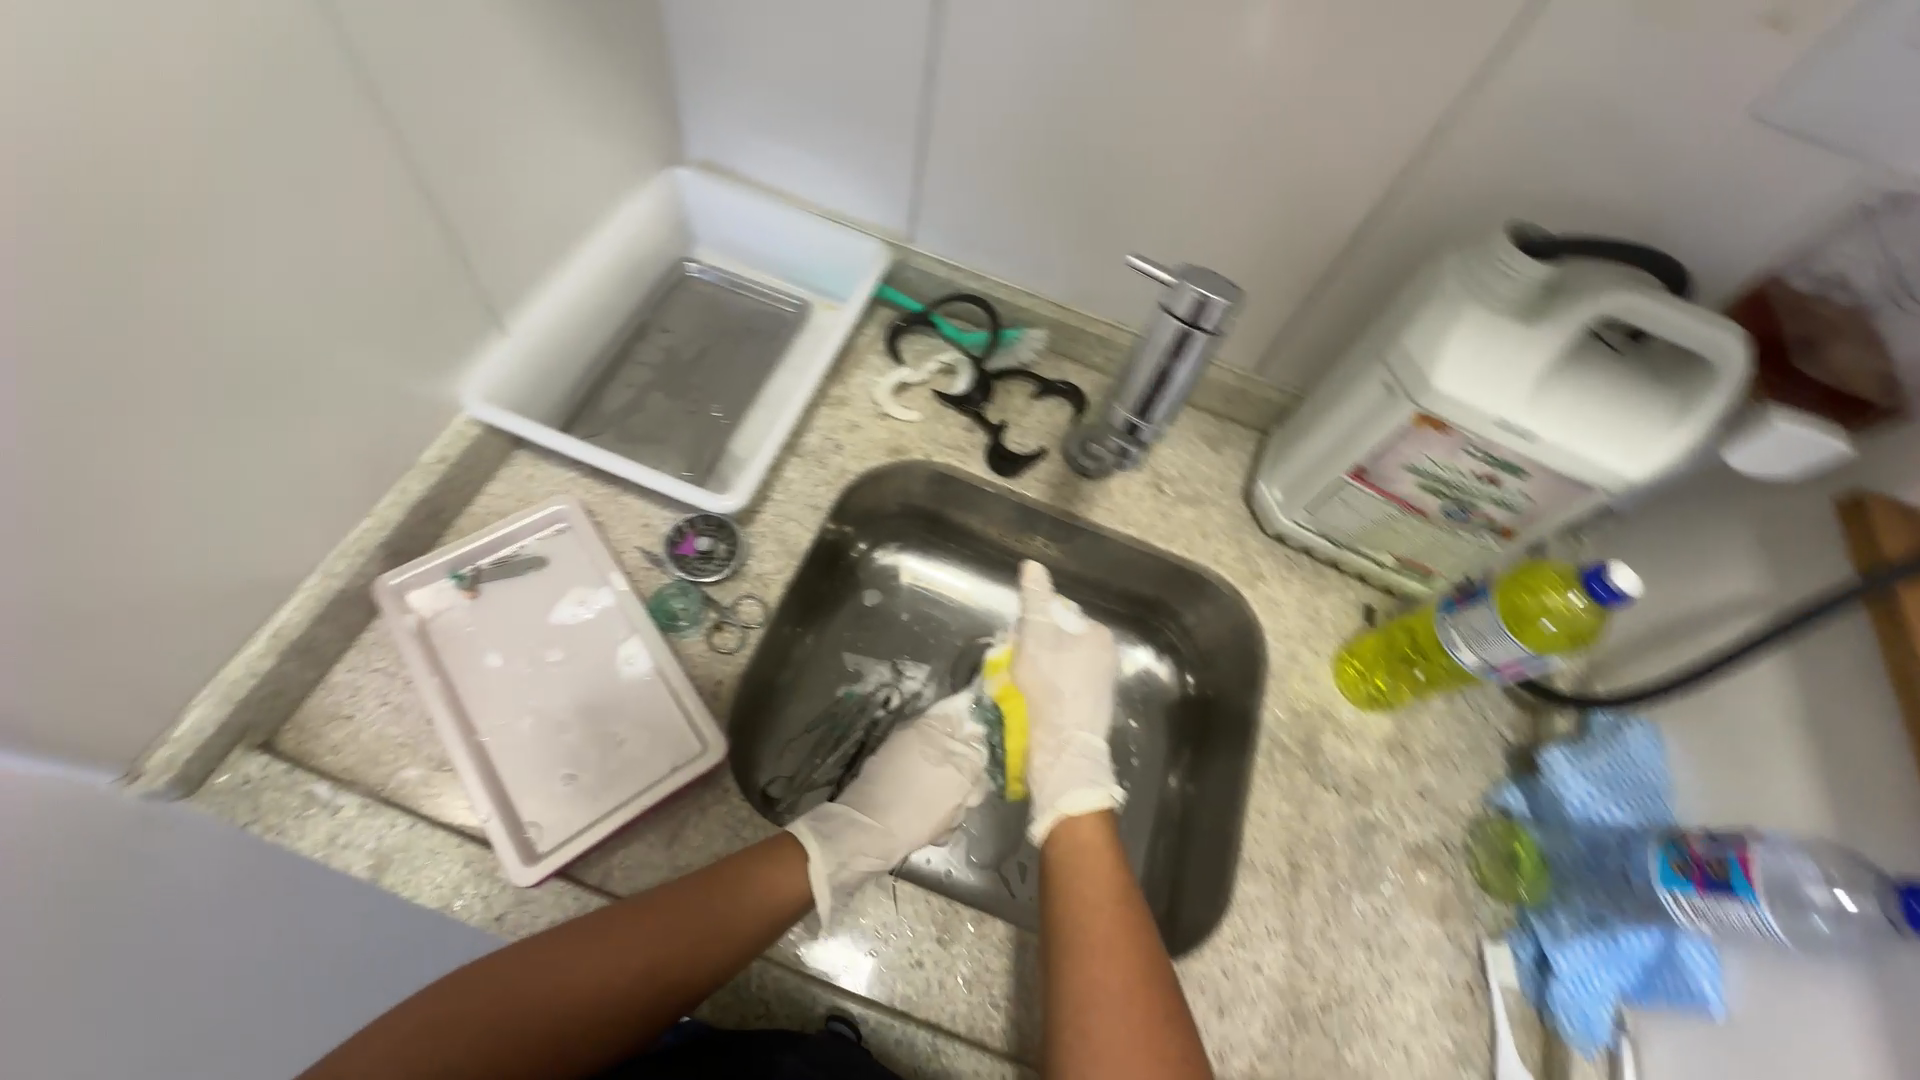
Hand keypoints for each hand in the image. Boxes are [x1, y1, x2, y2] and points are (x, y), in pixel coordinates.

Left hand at [785, 691, 987, 924]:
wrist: (868, 835)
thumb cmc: (918, 803)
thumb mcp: (960, 777)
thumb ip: (976, 755)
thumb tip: (983, 742)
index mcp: (929, 726)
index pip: (962, 713)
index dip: (979, 736)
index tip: (985, 763)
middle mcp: (914, 739)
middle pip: (957, 751)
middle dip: (967, 777)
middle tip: (967, 799)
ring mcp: (902, 764)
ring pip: (944, 778)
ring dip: (952, 801)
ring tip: (947, 822)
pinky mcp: (895, 790)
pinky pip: (926, 796)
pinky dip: (934, 813)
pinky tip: (933, 832)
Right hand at [1013, 560, 1123, 845]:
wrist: (1065, 748)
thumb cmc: (1050, 686)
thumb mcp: (1036, 634)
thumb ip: (1034, 600)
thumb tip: (1032, 564)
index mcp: (1099, 635)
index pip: (1061, 617)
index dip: (1036, 626)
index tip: (1021, 642)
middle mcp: (1108, 659)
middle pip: (1062, 643)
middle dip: (1040, 651)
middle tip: (1021, 667)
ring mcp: (1104, 687)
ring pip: (1064, 669)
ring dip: (1044, 674)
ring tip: (1026, 688)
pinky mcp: (1094, 712)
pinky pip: (1067, 692)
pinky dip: (1051, 694)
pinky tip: (1037, 705)